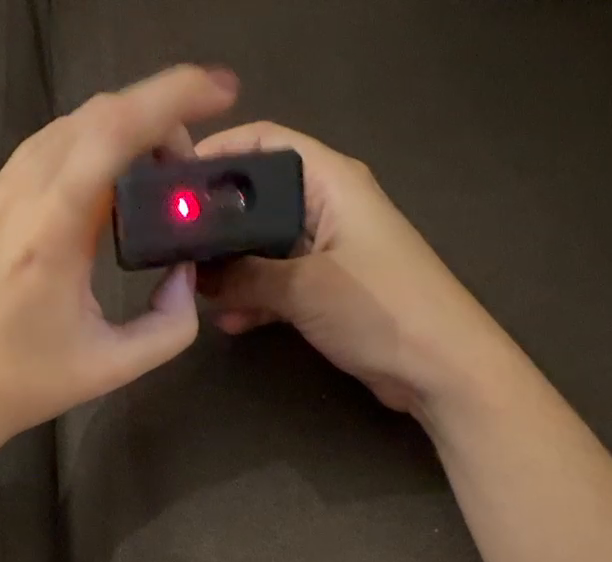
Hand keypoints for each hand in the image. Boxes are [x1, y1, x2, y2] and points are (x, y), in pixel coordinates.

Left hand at [0, 65, 239, 454]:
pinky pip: (38, 154)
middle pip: (94, 116)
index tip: (221, 90)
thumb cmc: (24, 385)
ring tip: (153, 172)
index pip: (116, 131)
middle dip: (155, 116)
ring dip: (118, 132)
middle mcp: (16, 197)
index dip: (175, 96)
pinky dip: (84, 150)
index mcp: (50, 231)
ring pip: (64, 129)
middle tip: (188, 162)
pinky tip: (103, 188)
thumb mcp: (114, 366)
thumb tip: (186, 276)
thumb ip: (172, 323)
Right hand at [194, 123, 516, 416]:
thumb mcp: (303, 288)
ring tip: (193, 289)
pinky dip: (254, 298)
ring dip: (232, 268)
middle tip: (172, 244)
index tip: (171, 181)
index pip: (266, 143)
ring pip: (265, 247)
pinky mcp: (330, 290)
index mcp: (331, 182)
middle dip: (216, 222)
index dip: (218, 152)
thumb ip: (244, 275)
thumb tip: (196, 274)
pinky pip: (279, 283)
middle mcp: (329, 206)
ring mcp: (329, 251)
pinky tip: (228, 320)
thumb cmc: (380, 309)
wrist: (440, 368)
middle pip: (259, 198)